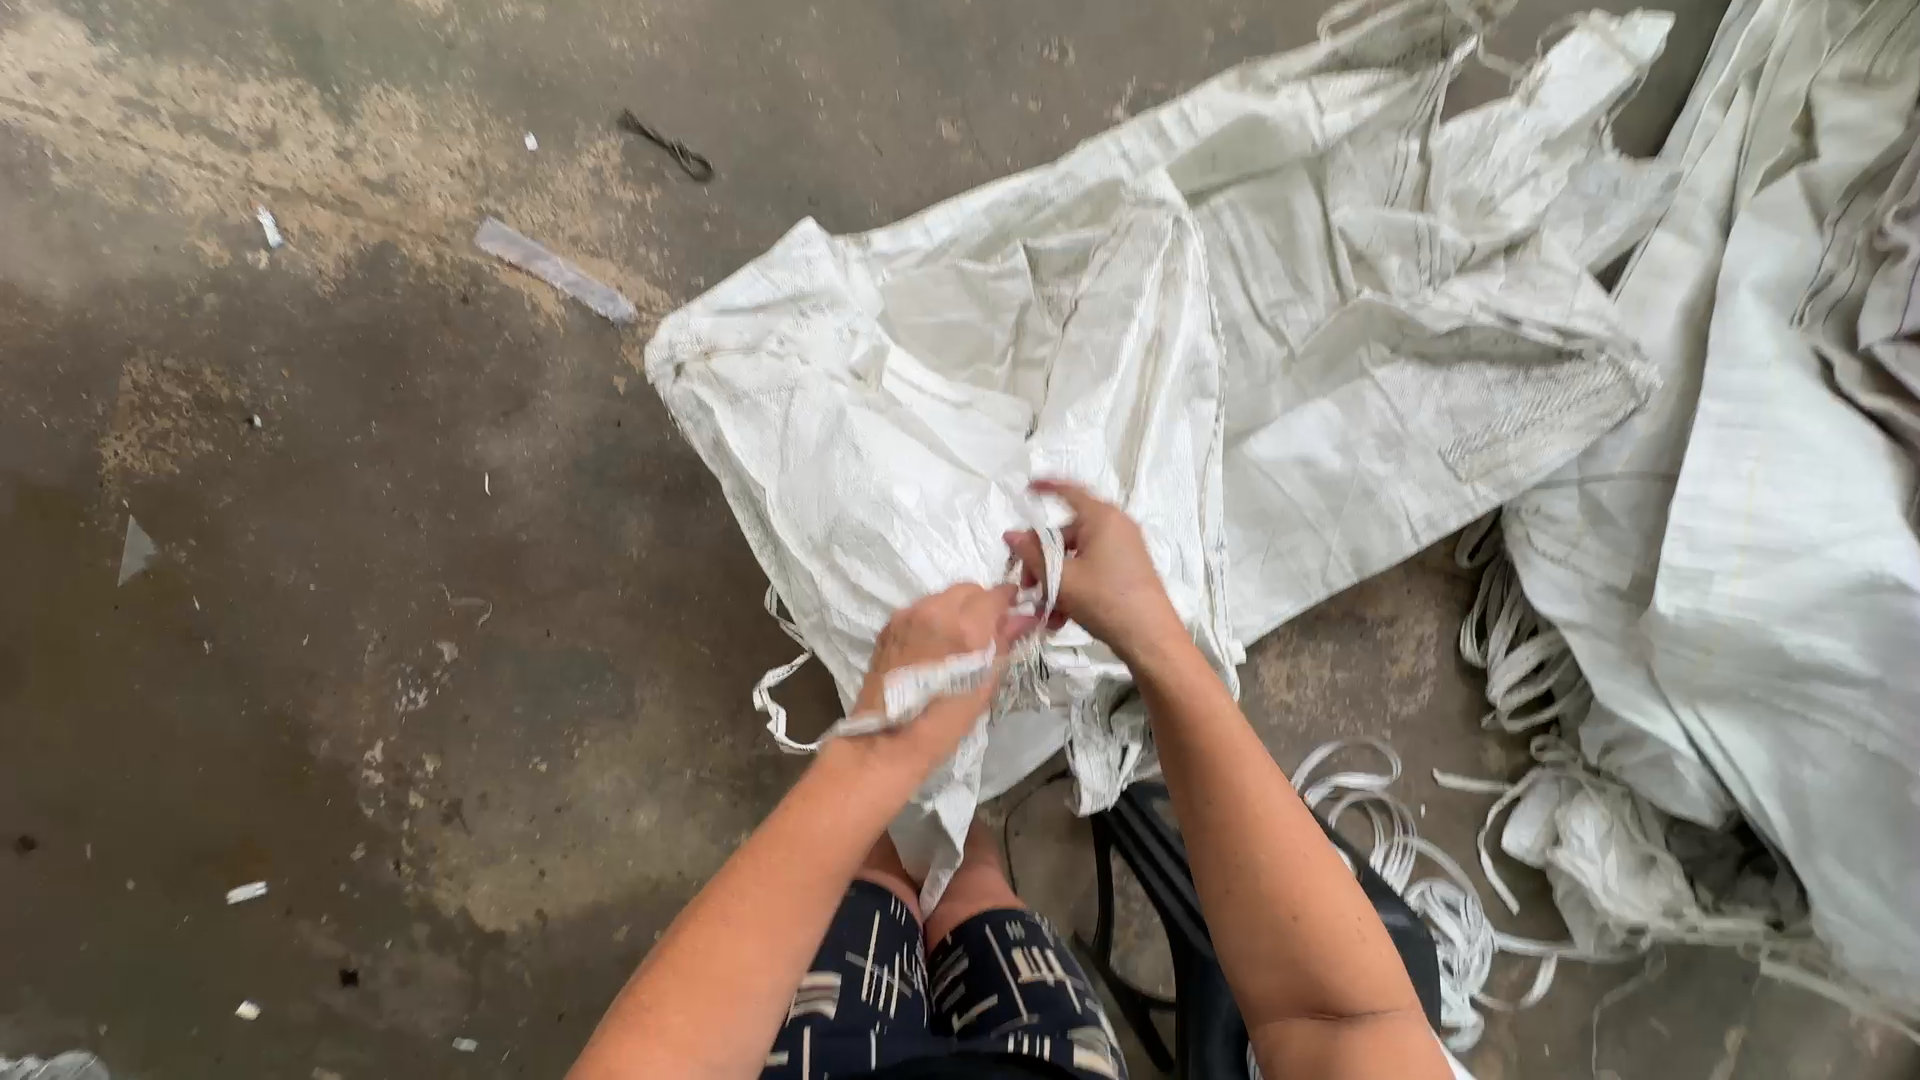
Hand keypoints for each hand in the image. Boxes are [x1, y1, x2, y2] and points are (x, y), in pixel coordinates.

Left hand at [844, 583, 1040, 775]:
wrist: (890, 739)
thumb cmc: (946, 719)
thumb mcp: (985, 682)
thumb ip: (1005, 642)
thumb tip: (1025, 618)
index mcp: (965, 628)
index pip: (995, 595)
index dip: (1009, 600)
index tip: (1015, 609)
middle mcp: (935, 611)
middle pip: (967, 589)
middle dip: (982, 603)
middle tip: (987, 629)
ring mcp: (908, 615)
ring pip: (942, 596)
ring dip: (956, 609)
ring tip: (957, 639)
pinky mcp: (890, 625)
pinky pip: (920, 609)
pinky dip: (933, 617)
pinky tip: (933, 644)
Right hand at [1005, 479, 1185, 665]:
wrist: (1150, 638)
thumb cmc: (1104, 600)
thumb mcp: (1061, 579)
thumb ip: (1032, 554)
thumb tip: (1011, 534)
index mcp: (1102, 517)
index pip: (1069, 491)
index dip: (1045, 487)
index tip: (1025, 488)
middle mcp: (1115, 526)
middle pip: (1066, 534)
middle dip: (1042, 560)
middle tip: (1027, 586)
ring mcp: (1124, 548)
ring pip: (1076, 557)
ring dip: (1055, 581)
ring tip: (1044, 610)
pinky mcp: (1127, 569)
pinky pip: (1091, 569)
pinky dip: (1074, 587)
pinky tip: (1060, 617)